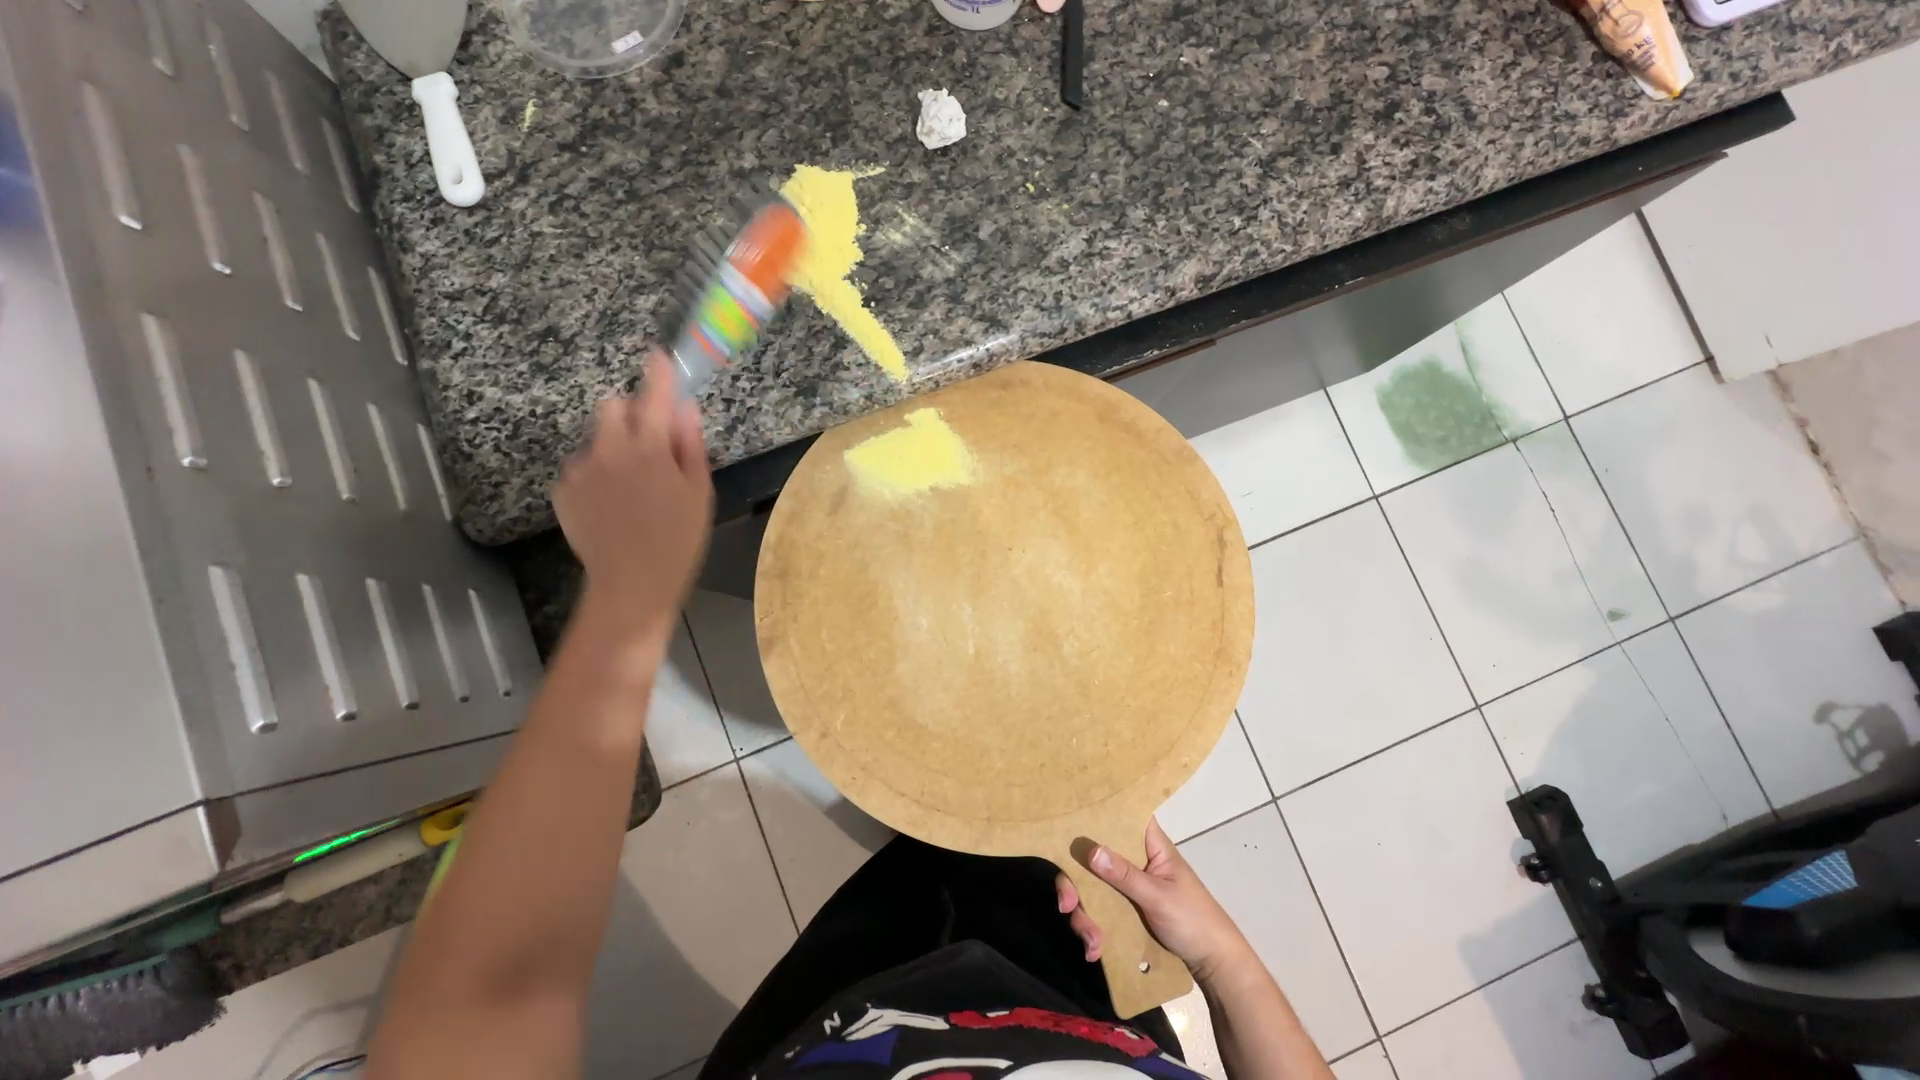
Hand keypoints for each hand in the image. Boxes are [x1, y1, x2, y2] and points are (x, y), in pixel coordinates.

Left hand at [553, 352, 712, 652]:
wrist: (631, 585)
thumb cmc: (677, 541)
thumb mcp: (699, 493)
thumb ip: (689, 445)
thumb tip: (685, 409)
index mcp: (649, 448)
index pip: (653, 394)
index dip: (658, 372)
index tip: (658, 356)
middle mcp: (609, 449)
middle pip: (613, 407)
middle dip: (631, 415)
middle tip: (649, 445)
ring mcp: (581, 469)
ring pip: (597, 439)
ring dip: (613, 448)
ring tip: (629, 488)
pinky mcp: (563, 489)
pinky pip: (582, 467)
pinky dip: (596, 475)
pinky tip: (610, 506)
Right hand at [1055, 819, 1253, 982]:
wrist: (1212, 963)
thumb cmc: (1194, 919)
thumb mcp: (1159, 897)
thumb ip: (1125, 875)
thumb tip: (1092, 849)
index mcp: (1150, 846)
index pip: (1122, 817)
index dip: (1096, 816)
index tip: (1067, 825)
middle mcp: (1135, 861)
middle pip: (1094, 858)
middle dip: (1076, 883)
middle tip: (1067, 904)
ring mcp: (1128, 887)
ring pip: (1092, 889)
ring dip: (1085, 915)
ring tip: (1092, 942)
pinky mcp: (1125, 911)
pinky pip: (1099, 913)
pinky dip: (1093, 931)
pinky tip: (1095, 951)